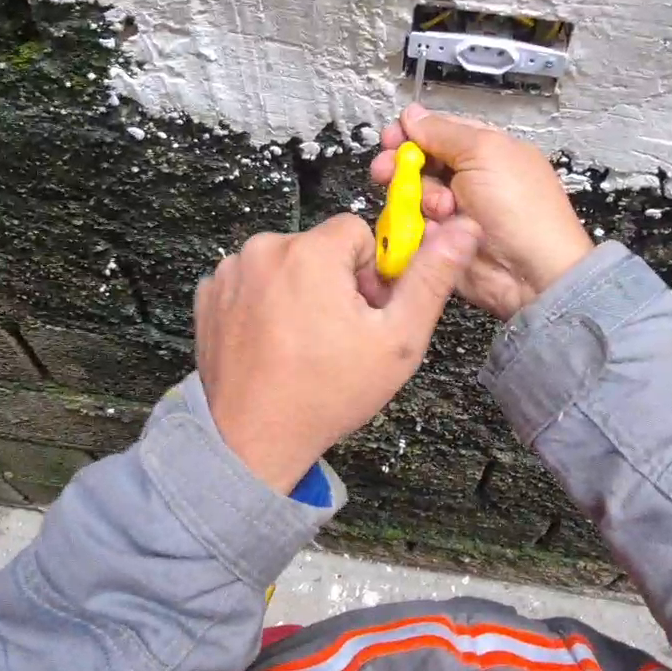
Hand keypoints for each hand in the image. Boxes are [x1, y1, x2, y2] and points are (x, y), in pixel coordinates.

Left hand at [195, 212, 481, 493]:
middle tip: (336, 335)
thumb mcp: (397, 340)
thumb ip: (431, 278)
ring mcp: (230, 273)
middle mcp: (263, 250)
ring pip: (285, 263)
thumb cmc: (325, 394)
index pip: (357, 232)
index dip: (370, 272)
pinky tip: (273, 342)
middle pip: (319, 247)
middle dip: (334, 280)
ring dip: (298, 290)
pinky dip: (263, 302)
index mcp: (309, 252)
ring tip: (303, 342)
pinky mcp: (209, 295)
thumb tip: (462, 230)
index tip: (365, 312)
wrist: (252, 441)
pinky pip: (251, 281)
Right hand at [368, 104, 593, 321]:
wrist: (531, 273)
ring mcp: (455, 210)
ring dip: (418, 198)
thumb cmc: (520, 207)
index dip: (412, 132)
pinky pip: (414, 226)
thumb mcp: (484, 153)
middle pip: (419, 162)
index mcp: (485, 149)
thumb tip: (412, 113)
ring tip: (439, 209)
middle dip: (401, 165)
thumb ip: (443, 132)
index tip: (391, 137)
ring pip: (413, 195)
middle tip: (385, 171)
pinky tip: (435, 230)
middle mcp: (468, 177)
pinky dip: (419, 227)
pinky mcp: (443, 240)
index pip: (438, 130)